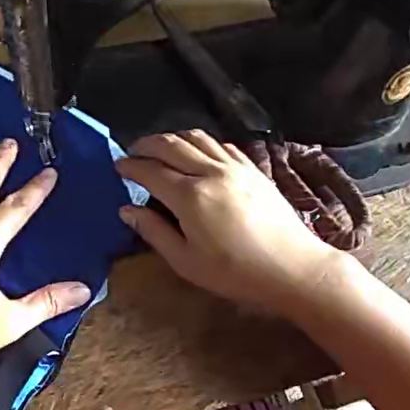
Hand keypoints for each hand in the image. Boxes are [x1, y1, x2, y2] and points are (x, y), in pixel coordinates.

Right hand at [116, 131, 352, 316]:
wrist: (292, 267)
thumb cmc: (234, 272)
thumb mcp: (185, 261)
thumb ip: (154, 232)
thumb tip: (127, 210)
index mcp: (189, 196)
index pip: (151, 170)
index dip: (131, 166)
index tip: (117, 166)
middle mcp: (210, 172)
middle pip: (171, 144)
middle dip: (147, 144)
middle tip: (133, 152)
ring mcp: (235, 167)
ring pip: (198, 137)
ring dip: (173, 137)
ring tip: (160, 148)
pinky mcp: (253, 169)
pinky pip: (221, 145)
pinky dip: (202, 143)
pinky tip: (198, 154)